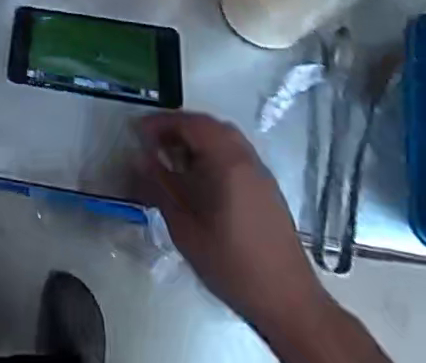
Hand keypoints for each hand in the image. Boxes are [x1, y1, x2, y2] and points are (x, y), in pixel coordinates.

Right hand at [135, 113, 323, 324]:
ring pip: (223, 138)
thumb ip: (158, 185)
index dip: (159, 123)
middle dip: (177, 128)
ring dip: (196, 140)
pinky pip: (235, 153)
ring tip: (172, 159)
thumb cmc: (230, 262)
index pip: (188, 123)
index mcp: (226, 160)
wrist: (288, 301)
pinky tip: (199, 179)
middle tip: (153, 143)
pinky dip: (212, 152)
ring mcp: (260, 171)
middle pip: (208, 125)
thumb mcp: (183, 225)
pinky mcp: (267, 187)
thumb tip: (138, 157)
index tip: (137, 133)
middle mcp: (245, 157)